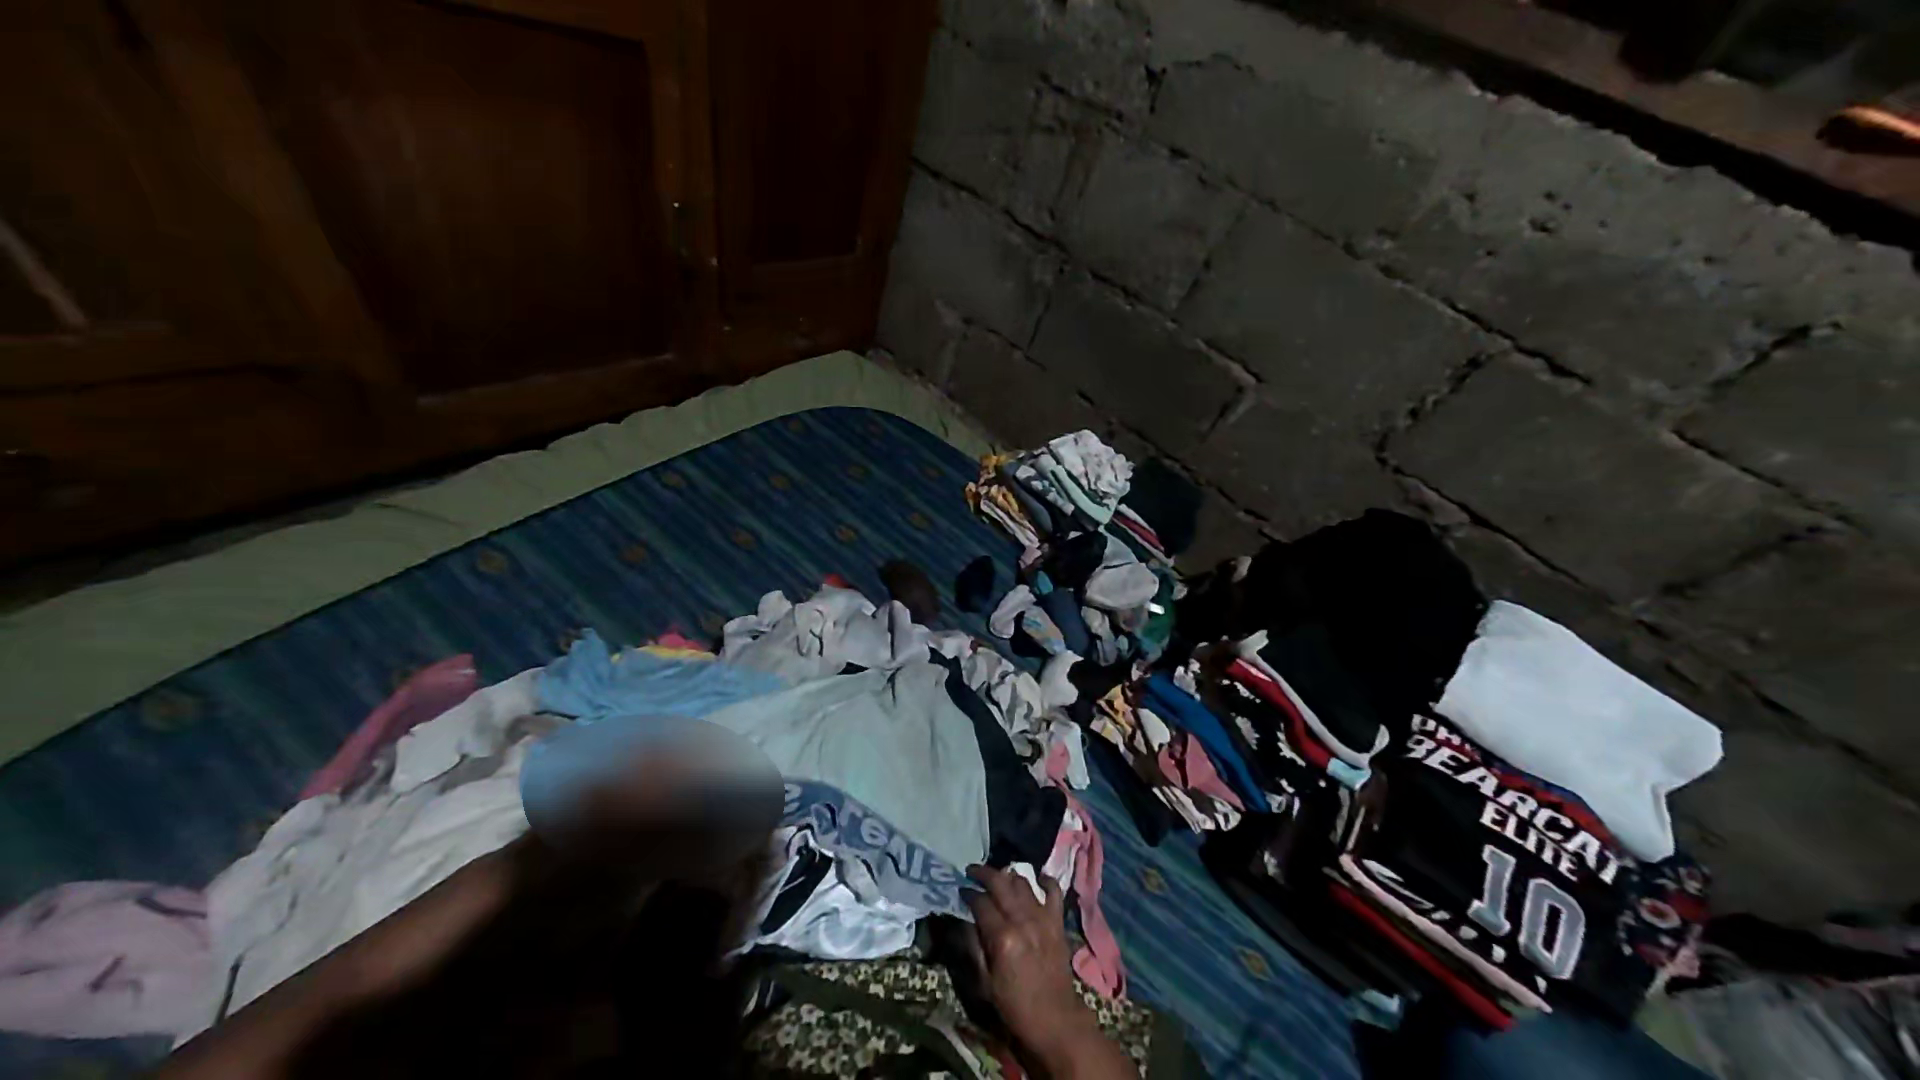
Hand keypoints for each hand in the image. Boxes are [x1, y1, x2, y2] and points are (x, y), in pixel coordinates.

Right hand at [963, 865, 1087, 1051]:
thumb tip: (961, 920)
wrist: (1054, 1018)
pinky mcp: (1058, 921)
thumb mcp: (984, 982)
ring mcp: (1043, 918)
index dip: (968, 893)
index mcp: (1002, 937)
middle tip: (972, 871)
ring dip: (1008, 875)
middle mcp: (1022, 920)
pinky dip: (1045, 880)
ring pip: (1023, 882)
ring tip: (998, 878)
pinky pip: (1054, 891)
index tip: (960, 890)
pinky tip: (1036, 878)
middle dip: (983, 873)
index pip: (980, 902)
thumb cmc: (1014, 1004)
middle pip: (1000, 882)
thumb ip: (973, 946)